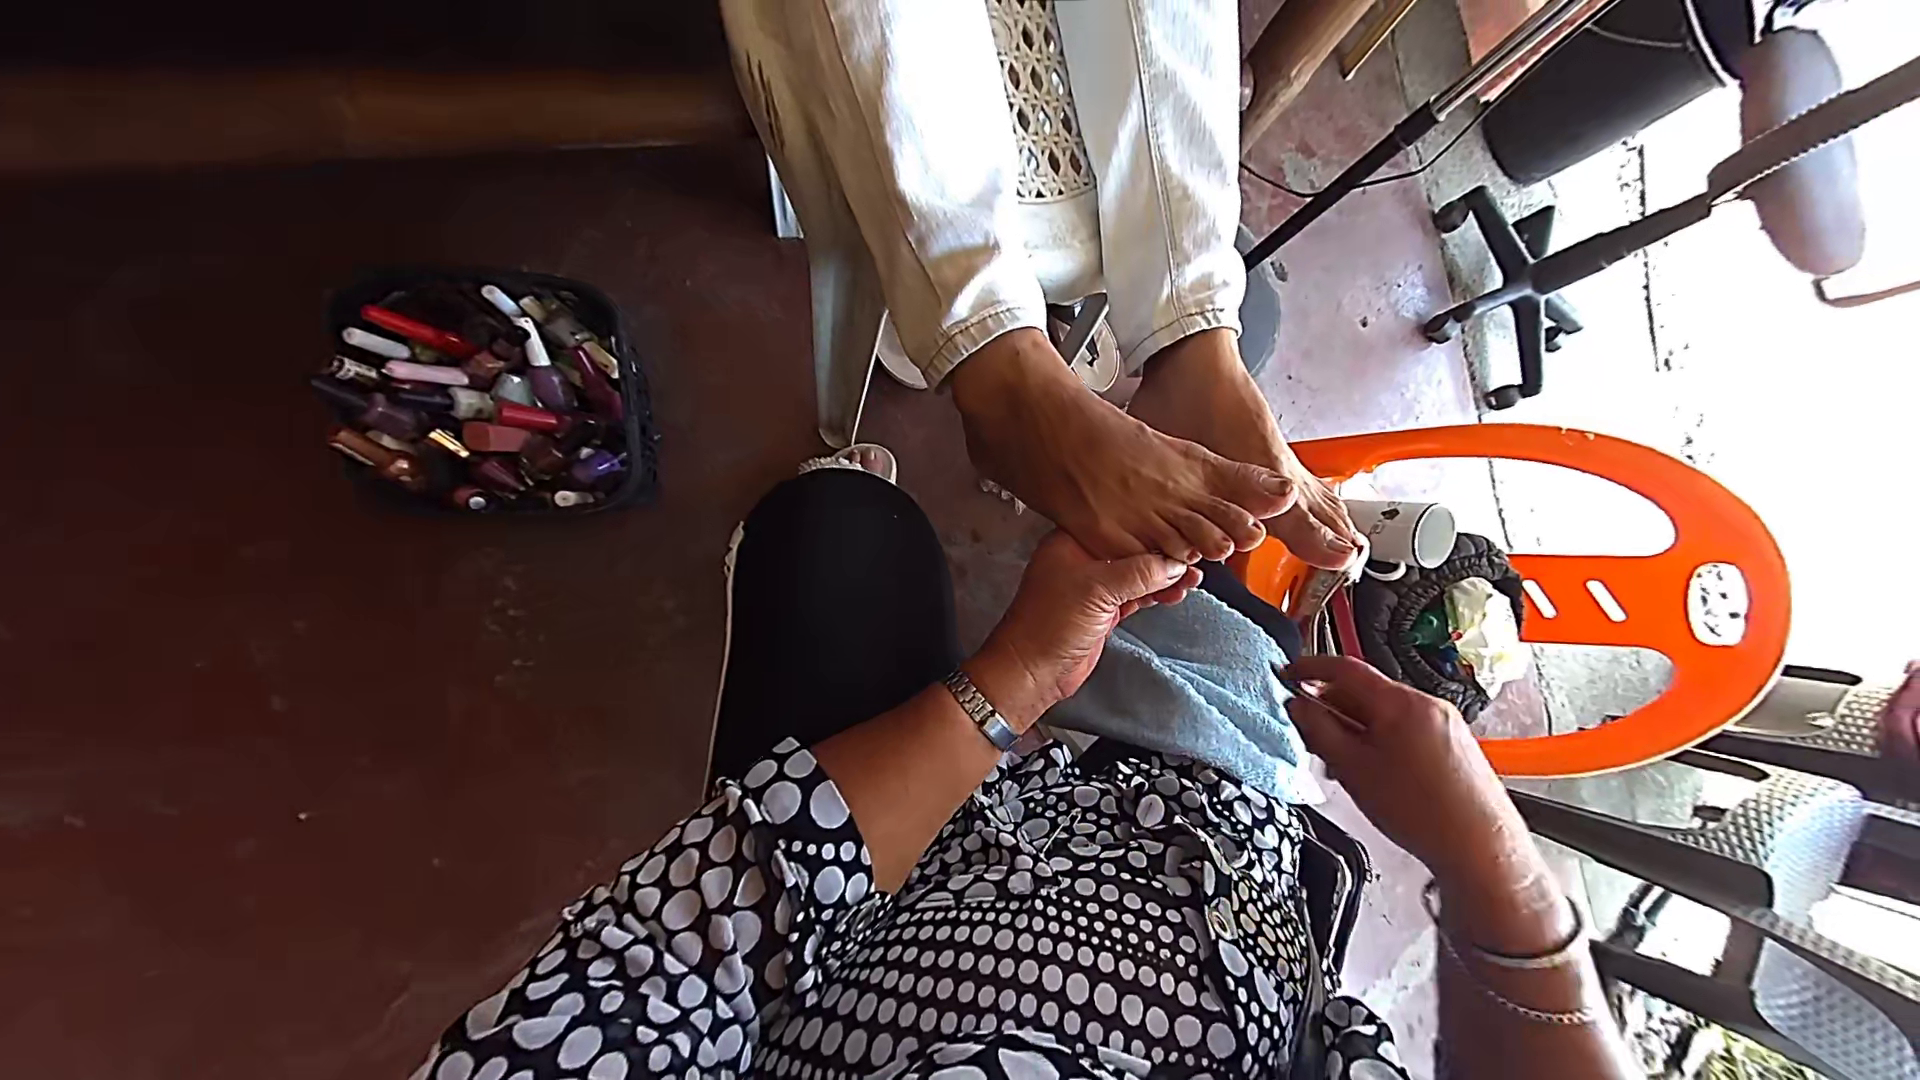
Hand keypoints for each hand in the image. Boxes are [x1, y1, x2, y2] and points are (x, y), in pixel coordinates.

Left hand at [969, 532, 1198, 727]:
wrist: (1033, 670)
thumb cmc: (1049, 623)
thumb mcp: (1097, 589)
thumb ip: (1138, 572)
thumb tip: (1173, 563)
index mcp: (1070, 542)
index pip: (1117, 526)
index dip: (1148, 528)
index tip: (1181, 529)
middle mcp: (1080, 560)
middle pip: (1129, 550)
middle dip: (1161, 554)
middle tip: (1194, 555)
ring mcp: (1091, 587)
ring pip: (1134, 575)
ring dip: (1162, 577)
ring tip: (1193, 577)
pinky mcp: (1100, 611)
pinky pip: (1134, 596)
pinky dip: (1154, 595)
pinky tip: (1175, 592)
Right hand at [1282, 656, 1540, 893]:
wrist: (1482, 853)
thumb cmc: (1425, 814)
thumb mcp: (1351, 767)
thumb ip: (1317, 728)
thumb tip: (1298, 707)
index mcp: (1401, 703)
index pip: (1344, 668)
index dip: (1308, 667)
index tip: (1289, 674)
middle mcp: (1426, 705)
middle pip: (1363, 690)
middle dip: (1330, 705)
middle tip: (1307, 726)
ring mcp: (1443, 723)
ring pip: (1381, 710)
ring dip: (1352, 724)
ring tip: (1338, 758)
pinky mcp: (1452, 742)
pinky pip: (1402, 725)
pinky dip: (1376, 736)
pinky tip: (1367, 766)